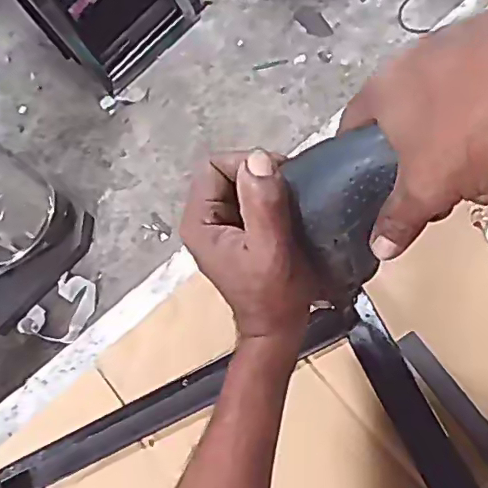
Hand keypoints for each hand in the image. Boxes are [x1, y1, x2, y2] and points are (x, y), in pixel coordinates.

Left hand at [181, 149, 324, 340]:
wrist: (278, 328)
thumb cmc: (273, 298)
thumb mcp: (270, 249)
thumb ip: (263, 205)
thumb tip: (259, 159)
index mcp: (199, 223)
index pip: (214, 165)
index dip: (247, 165)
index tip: (277, 181)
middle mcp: (204, 222)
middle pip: (228, 173)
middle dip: (260, 178)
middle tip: (287, 196)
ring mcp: (221, 229)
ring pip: (242, 187)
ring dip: (268, 191)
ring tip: (288, 209)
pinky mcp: (239, 235)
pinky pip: (252, 203)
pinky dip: (270, 204)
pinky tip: (285, 219)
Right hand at [342, 0, 487, 258]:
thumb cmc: (476, 120)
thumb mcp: (428, 187)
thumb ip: (400, 217)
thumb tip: (380, 246)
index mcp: (383, 89)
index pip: (353, 132)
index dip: (359, 166)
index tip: (374, 190)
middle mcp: (420, 61)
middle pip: (419, 135)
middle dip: (442, 170)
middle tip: (456, 188)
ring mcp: (468, 51)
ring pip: (466, 126)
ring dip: (485, 157)